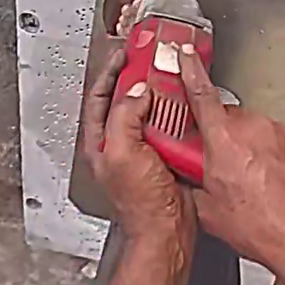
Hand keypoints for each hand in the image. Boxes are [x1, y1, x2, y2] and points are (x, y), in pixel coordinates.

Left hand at [79, 48, 195, 248]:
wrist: (168, 230)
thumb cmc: (141, 205)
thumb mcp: (123, 153)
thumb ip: (124, 117)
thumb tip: (136, 91)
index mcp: (101, 142)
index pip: (99, 97)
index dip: (111, 72)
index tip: (125, 54)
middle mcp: (120, 143)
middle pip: (124, 99)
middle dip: (137, 76)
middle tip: (149, 59)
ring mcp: (143, 147)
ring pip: (148, 108)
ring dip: (159, 91)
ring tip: (168, 74)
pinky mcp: (166, 152)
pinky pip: (170, 122)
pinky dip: (177, 108)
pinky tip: (185, 101)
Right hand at [176, 47, 284, 277]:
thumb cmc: (266, 229)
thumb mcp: (211, 213)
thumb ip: (192, 183)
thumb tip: (185, 176)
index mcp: (224, 141)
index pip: (201, 95)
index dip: (190, 71)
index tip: (186, 56)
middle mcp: (253, 129)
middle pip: (228, 119)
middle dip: (222, 138)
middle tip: (223, 167)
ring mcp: (280, 132)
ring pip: (254, 131)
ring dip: (249, 148)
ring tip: (254, 182)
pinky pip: (277, 140)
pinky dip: (272, 155)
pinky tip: (274, 182)